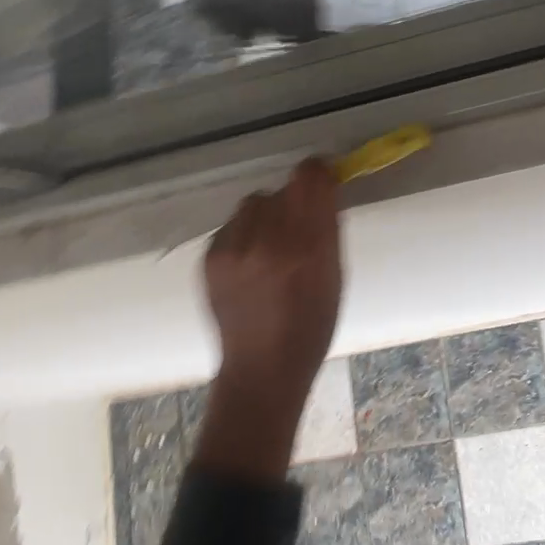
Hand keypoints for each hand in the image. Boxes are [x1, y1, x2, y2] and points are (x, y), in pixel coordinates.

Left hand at [194, 157, 342, 481]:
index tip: (324, 184)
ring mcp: (233, 248)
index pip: (310, 178)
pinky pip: (232, 227)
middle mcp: (268, 240)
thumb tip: (324, 193)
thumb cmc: (311, 326)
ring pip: (254, 204)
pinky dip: (245, 237)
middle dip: (294, 203)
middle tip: (299, 230)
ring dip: (267, 217)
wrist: (262, 368)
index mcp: (307, 246)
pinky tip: (250, 267)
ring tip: (271, 249)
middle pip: (283, 189)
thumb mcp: (335, 277)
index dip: (319, 175)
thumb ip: (328, 231)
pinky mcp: (209, 258)